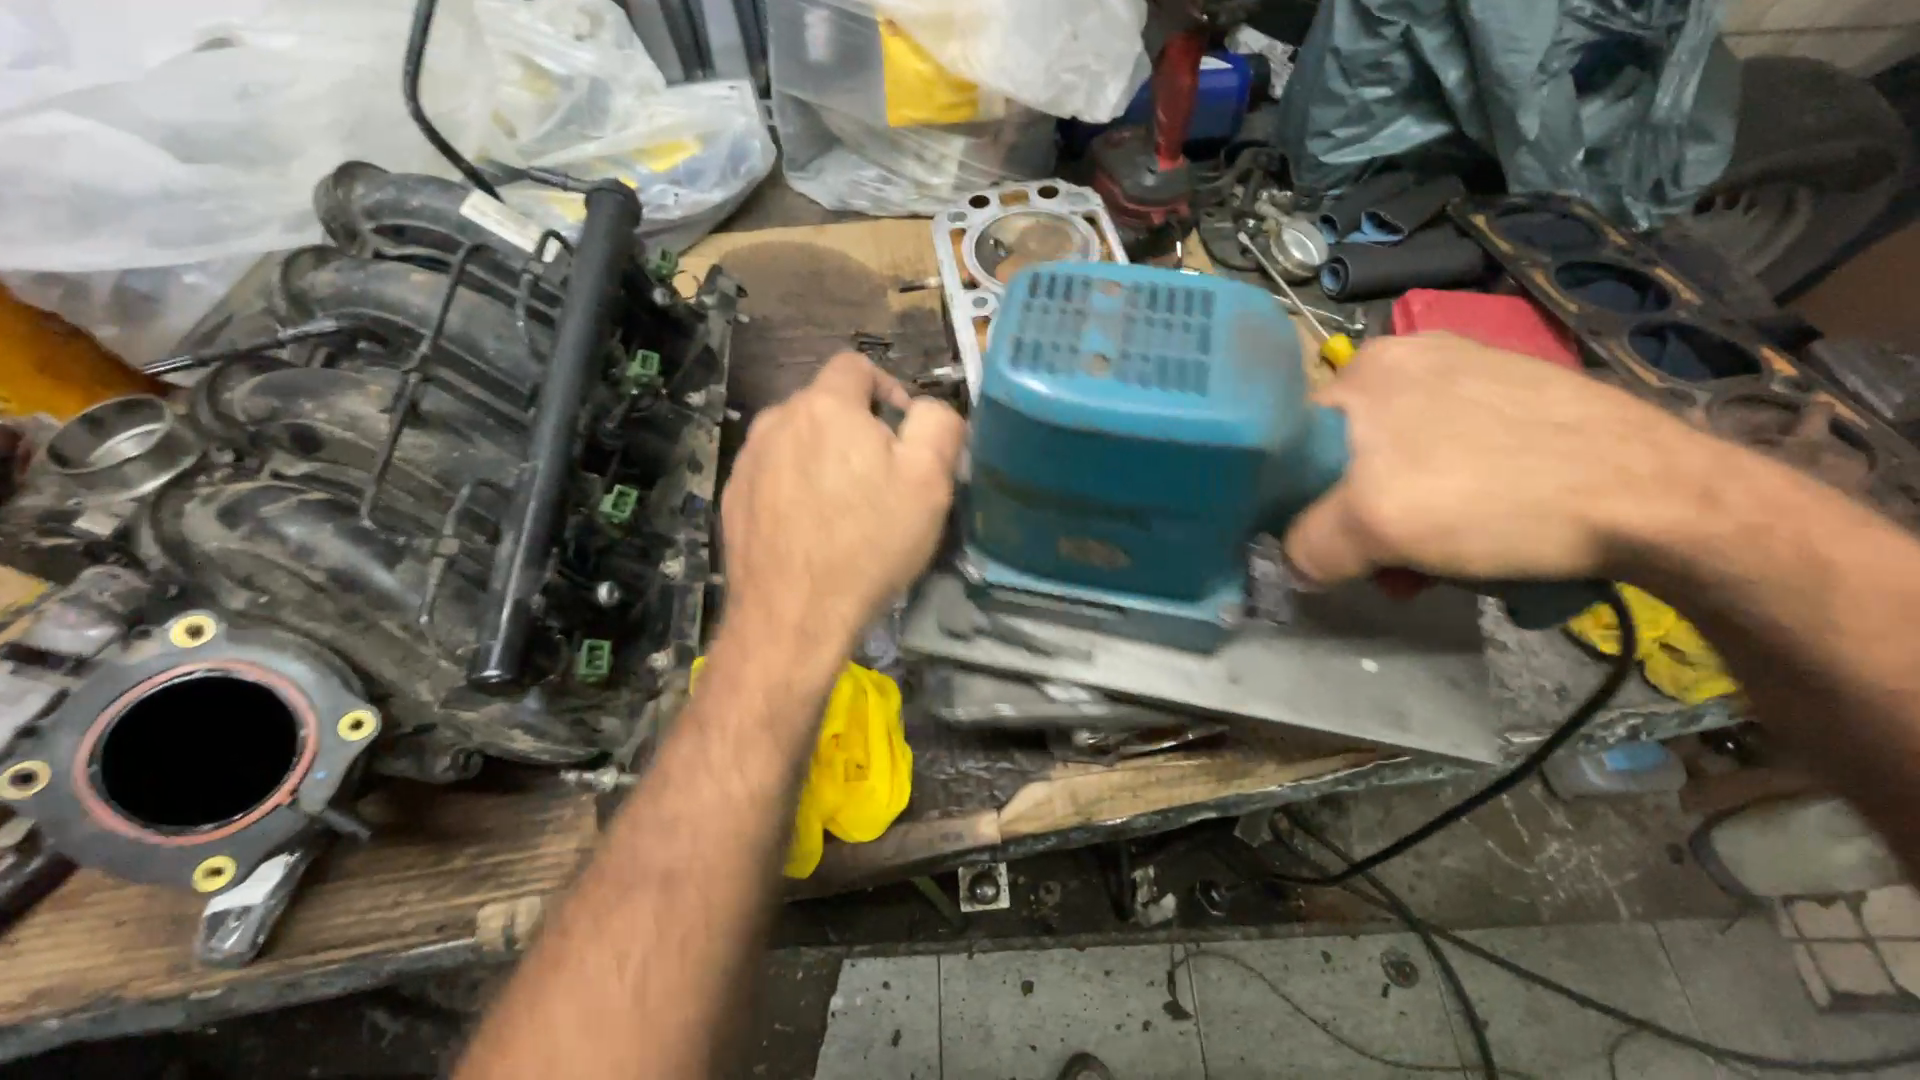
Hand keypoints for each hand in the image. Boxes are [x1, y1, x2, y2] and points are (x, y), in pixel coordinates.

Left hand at [719, 353, 965, 659]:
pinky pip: (773, 475)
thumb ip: (937, 425)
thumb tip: (927, 408)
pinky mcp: (733, 498)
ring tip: (843, 508)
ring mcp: (748, 461)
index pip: (855, 366)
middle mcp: (777, 421)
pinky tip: (810, 530)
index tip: (902, 433)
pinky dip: (794, 488)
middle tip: (881, 480)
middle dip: (856, 430)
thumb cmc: (868, 545)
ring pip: (796, 440)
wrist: (792, 617)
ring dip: (823, 458)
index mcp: (825, 407)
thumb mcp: (929, 482)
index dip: (887, 389)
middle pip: (824, 405)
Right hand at [1282, 332, 1725, 585]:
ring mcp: (1472, 369)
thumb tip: (1296, 562)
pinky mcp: (1520, 393)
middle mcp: (1412, 355)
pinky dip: (1455, 492)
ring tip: (1450, 554)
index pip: (1297, 441)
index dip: (1306, 501)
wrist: (1656, 495)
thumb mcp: (1375, 528)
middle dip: (1365, 515)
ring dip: (1410, 512)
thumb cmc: (1498, 497)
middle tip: (1400, 562)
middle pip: (1352, 452)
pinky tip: (1489, 522)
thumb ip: (1308, 545)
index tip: (1341, 546)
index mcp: (1366, 366)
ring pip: (1403, 456)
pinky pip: (1454, 449)